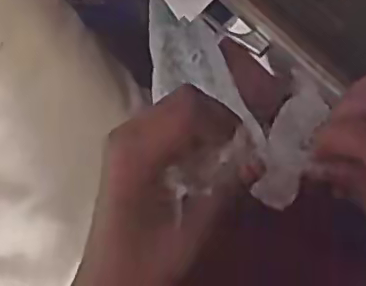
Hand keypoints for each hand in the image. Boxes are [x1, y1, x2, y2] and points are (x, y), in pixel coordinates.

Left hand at [73, 86, 258, 285]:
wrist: (107, 283)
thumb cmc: (144, 264)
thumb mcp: (189, 236)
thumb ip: (224, 193)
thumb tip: (258, 159)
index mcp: (137, 149)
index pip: (189, 107)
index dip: (223, 120)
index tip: (246, 144)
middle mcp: (128, 130)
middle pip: (183, 99)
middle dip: (216, 118)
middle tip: (238, 148)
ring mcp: (124, 133)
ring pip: (175, 105)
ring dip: (204, 123)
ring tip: (221, 156)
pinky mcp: (127, 142)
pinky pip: (166, 118)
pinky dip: (189, 130)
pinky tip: (198, 161)